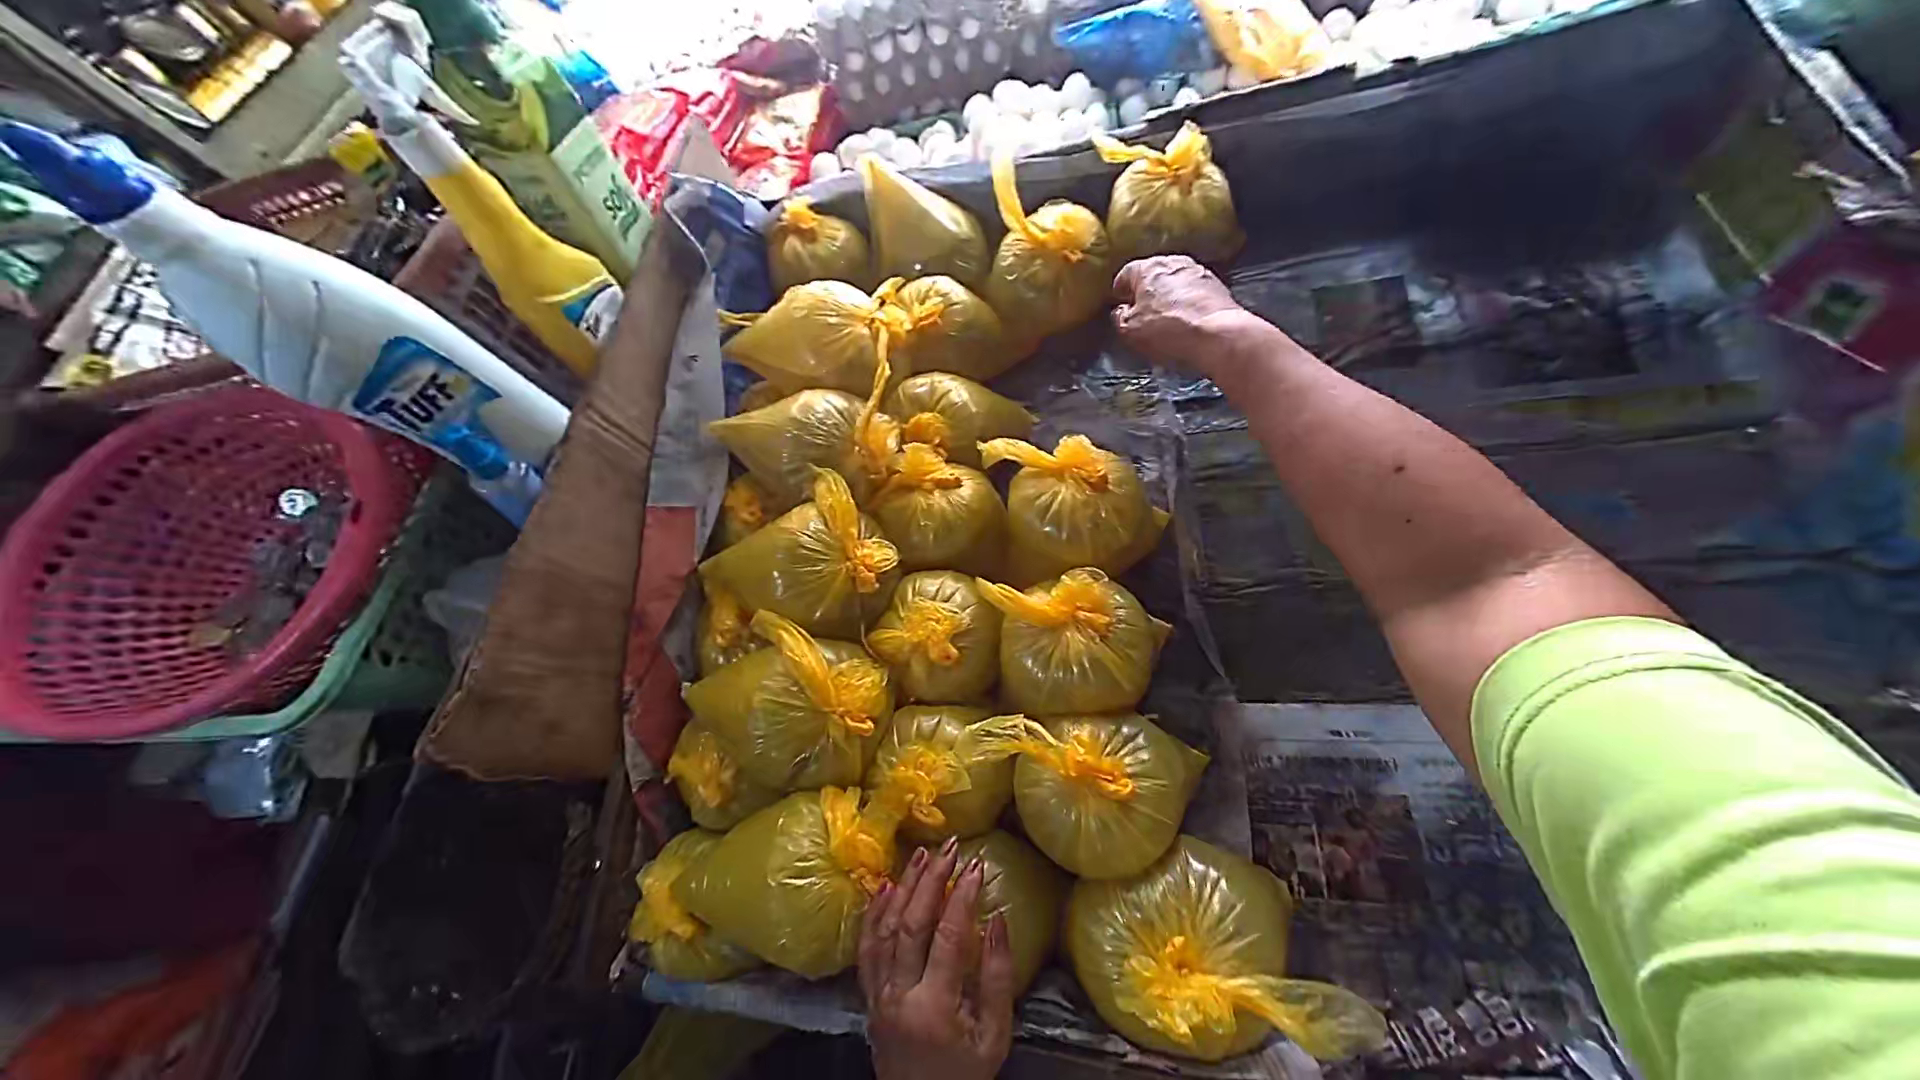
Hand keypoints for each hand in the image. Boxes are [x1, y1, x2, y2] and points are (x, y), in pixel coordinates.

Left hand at [859, 839, 1014, 1079]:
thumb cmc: (965, 1075)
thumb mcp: (995, 1036)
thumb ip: (997, 978)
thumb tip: (997, 919)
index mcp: (933, 1007)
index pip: (947, 938)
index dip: (962, 898)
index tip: (977, 866)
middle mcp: (898, 996)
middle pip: (911, 925)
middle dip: (932, 880)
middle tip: (950, 849)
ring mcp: (877, 994)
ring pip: (885, 929)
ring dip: (904, 887)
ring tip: (921, 854)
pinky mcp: (867, 995)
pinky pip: (865, 947)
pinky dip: (873, 913)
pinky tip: (885, 886)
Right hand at [1112, 255, 1261, 375]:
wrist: (1218, 336)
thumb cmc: (1169, 330)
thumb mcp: (1129, 331)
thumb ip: (1119, 317)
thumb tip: (1120, 312)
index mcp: (1148, 268)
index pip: (1126, 274)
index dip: (1119, 292)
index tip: (1118, 304)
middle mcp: (1174, 262)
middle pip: (1153, 277)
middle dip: (1146, 294)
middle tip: (1140, 316)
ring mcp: (1199, 273)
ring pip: (1175, 284)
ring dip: (1168, 299)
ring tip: (1165, 323)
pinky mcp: (1219, 288)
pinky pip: (1194, 296)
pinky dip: (1188, 307)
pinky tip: (1186, 325)